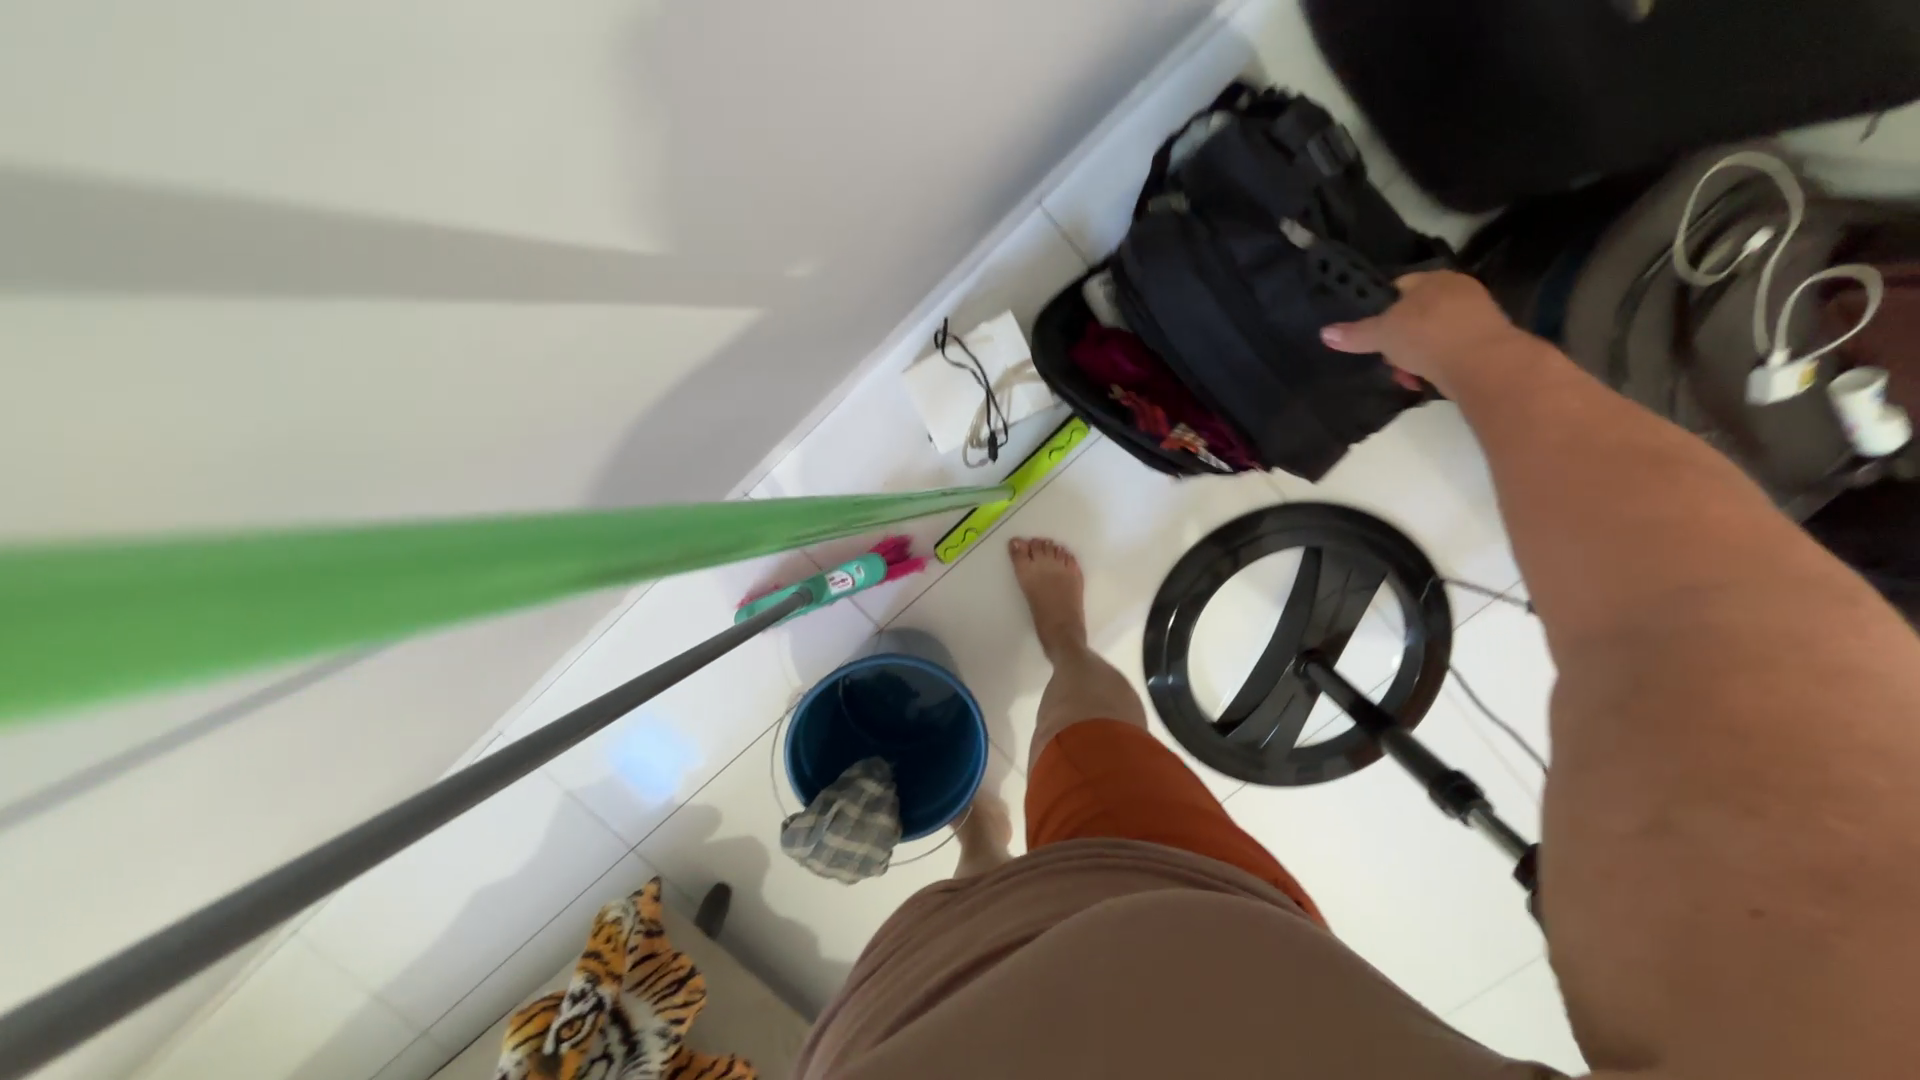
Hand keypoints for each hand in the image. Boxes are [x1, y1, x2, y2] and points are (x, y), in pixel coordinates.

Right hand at [1321, 271, 1526, 394]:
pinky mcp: (1487, 340)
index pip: (1398, 287)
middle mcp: (1458, 289)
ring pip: (1432, 335)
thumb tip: (1324, 333)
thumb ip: (1354, 334)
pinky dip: (1437, 364)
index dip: (1380, 310)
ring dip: (1416, 356)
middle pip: (1415, 314)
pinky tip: (1428, 380)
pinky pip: (1451, 350)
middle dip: (1399, 339)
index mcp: (1433, 278)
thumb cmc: (1427, 336)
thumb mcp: (1382, 335)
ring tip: (1408, 376)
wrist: (1482, 363)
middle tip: (1389, 359)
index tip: (1372, 333)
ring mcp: (1476, 314)